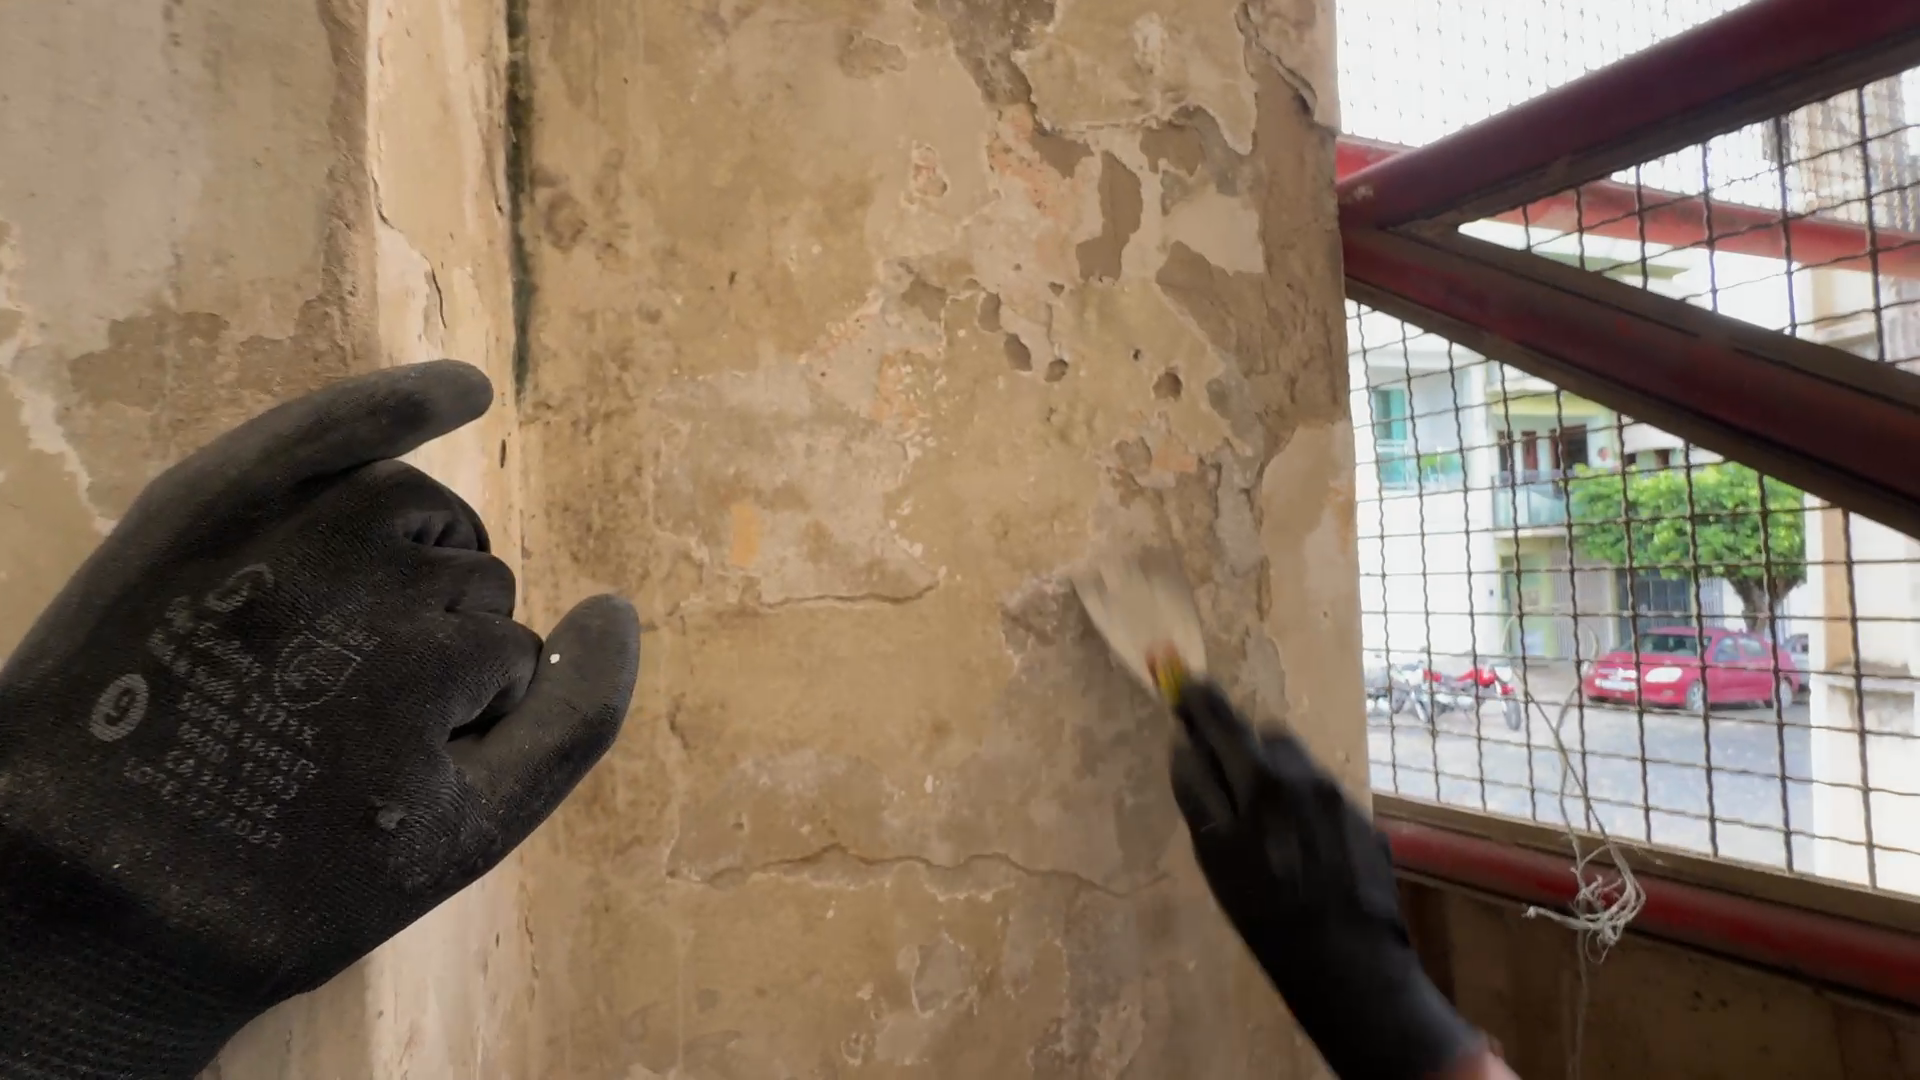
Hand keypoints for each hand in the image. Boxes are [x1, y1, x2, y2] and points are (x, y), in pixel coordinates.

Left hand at [0, 361, 640, 1077]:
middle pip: (476, 582)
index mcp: (407, 685)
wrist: (81, 900)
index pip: (519, 657)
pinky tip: (469, 388)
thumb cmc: (296, 878)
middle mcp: (339, 594)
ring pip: (430, 518)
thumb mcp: (472, 836)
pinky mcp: (210, 511)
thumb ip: (575, 724)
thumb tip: (615, 607)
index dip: (480, 715)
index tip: (402, 772)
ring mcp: (269, 542)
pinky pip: (333, 428)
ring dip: (433, 566)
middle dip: (451, 646)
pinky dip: (408, 404)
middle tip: (358, 717)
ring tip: (368, 627)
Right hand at [1170, 681, 1481, 1079]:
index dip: (1197, 698)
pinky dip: (1303, 804)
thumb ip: (1195, 787)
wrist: (1350, 966)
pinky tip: (1300, 849)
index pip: (1221, 716)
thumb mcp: (1211, 850)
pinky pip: (1322, 794)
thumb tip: (1182, 739)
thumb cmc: (1263, 908)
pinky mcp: (1366, 822)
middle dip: (1242, 746)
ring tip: (1266, 823)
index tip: (1182, 684)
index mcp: (1262, 776)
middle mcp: (1306, 773)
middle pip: (1265, 734)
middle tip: (1227, 779)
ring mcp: (1341, 797)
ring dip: (1275, 773)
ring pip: (1297, 763)